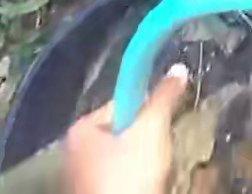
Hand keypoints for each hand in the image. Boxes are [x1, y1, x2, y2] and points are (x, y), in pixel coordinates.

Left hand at [63, 63, 189, 193]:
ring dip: (144, 155)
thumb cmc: (129, 174)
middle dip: (146, 132)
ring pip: (124, 152)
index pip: (124, 100)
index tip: (162, 117)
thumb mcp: (153, 126)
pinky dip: (134, 176)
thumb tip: (178, 68)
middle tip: (162, 142)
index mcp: (81, 130)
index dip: (147, 105)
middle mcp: (73, 153)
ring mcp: (79, 180)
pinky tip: (146, 183)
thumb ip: (165, 95)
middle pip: (124, 126)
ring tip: (156, 166)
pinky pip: (119, 175)